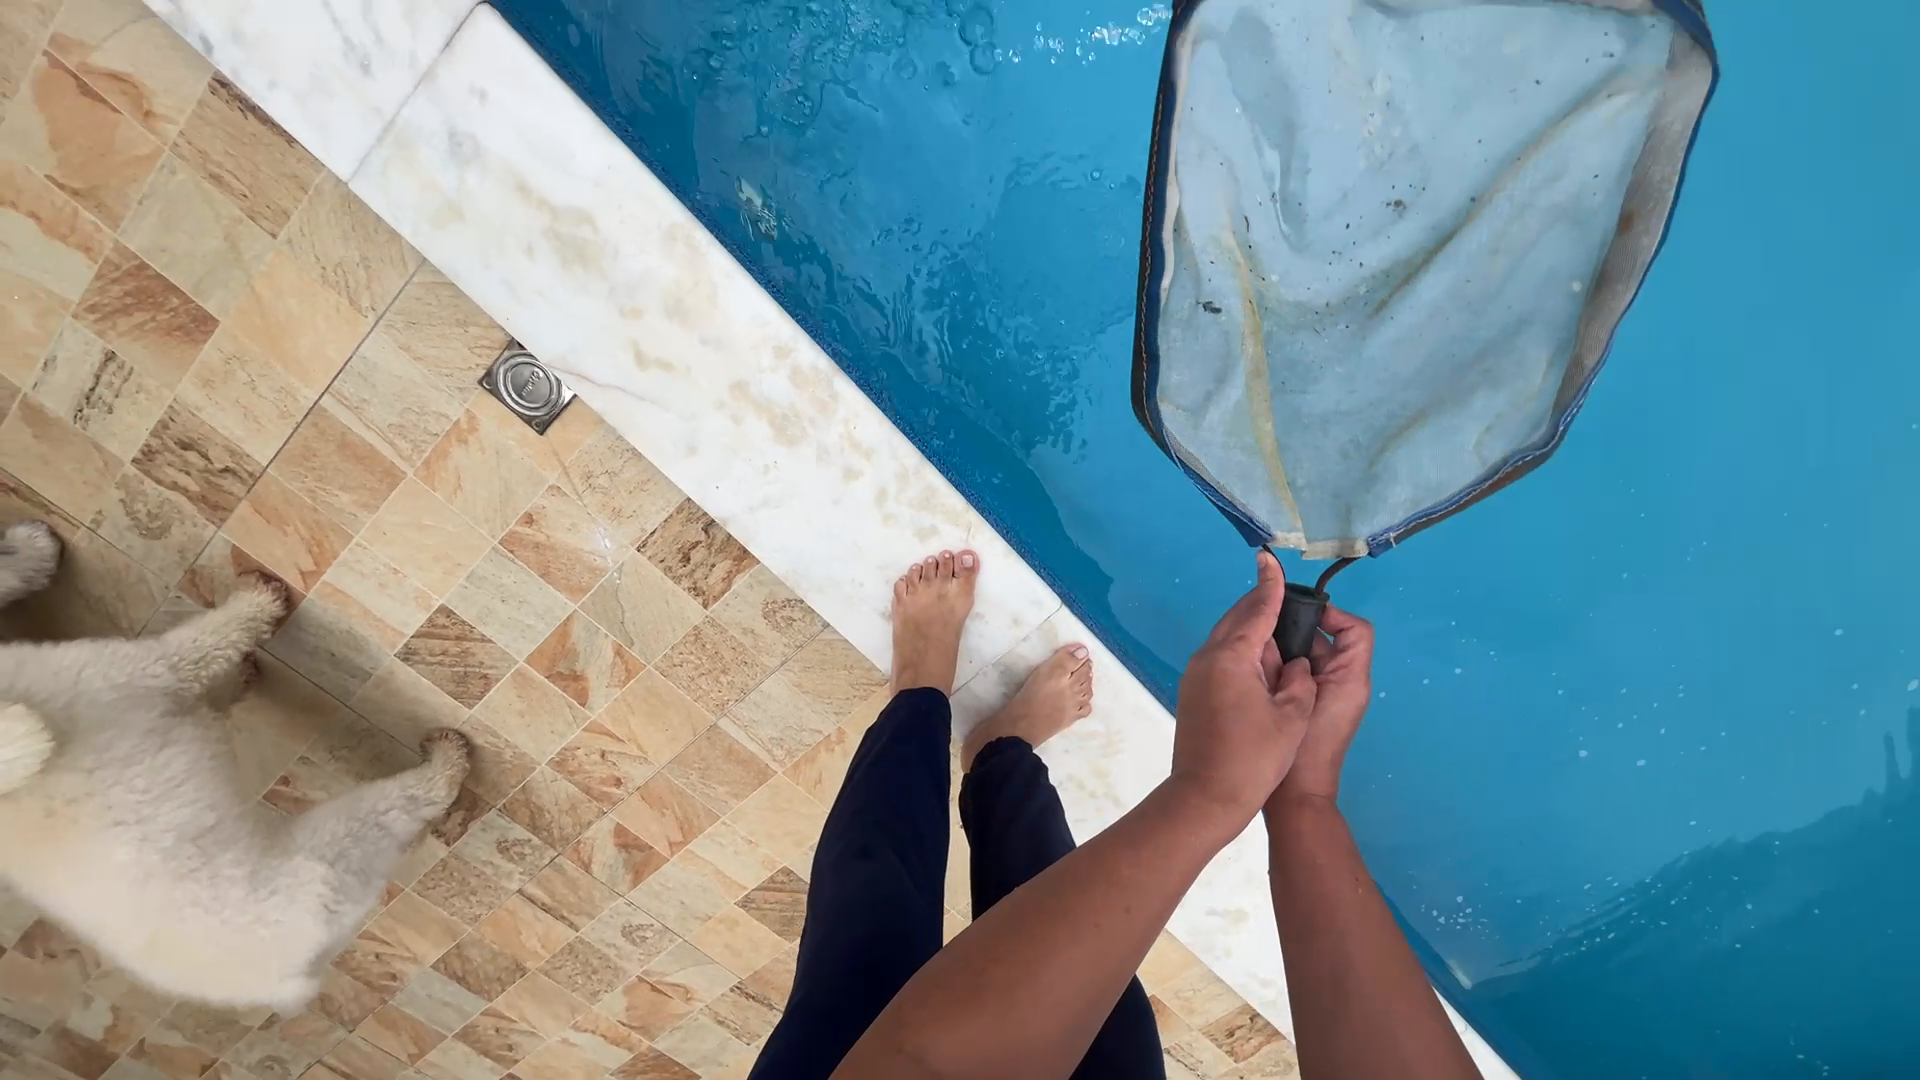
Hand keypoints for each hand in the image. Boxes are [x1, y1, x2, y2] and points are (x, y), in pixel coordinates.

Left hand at [1171, 551, 1316, 822]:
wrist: (1205, 794)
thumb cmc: (1254, 757)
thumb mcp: (1291, 717)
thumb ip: (1298, 680)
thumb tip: (1295, 663)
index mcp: (1232, 656)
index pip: (1256, 611)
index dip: (1269, 585)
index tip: (1269, 559)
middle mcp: (1207, 656)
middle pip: (1236, 619)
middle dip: (1259, 602)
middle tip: (1281, 589)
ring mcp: (1195, 673)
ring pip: (1225, 637)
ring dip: (1249, 626)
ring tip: (1275, 620)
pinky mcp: (1192, 689)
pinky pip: (1219, 655)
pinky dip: (1239, 647)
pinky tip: (1256, 658)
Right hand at [1271, 604, 1373, 808]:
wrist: (1297, 794)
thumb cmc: (1304, 745)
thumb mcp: (1299, 698)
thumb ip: (1291, 661)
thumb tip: (1275, 634)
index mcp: (1351, 677)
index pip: (1355, 629)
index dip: (1328, 614)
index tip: (1291, 614)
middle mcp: (1345, 681)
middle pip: (1327, 638)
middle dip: (1295, 630)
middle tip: (1262, 629)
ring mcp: (1327, 693)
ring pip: (1308, 653)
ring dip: (1284, 647)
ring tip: (1253, 646)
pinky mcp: (1309, 702)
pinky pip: (1299, 671)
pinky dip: (1280, 665)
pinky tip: (1253, 668)